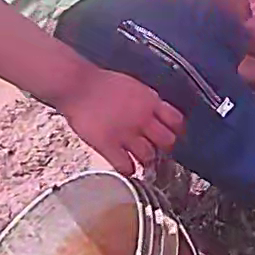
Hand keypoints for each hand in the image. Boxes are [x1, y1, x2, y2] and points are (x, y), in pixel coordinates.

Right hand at [54, 70, 184, 173]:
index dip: (177, 130)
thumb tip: (158, 112)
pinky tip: (128, 169)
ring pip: (148, 156)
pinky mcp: (107, 144)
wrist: (77, 85)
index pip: (176, 121)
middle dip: (165, 147)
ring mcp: (126, 133)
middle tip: (159, 150)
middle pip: (167, 141)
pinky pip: (125, 165)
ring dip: (147, 160)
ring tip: (143, 161)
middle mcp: (143, 119)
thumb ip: (149, 102)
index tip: (174, 134)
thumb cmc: (103, 84)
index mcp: (151, 103)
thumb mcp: (136, 87)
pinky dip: (129, 170)